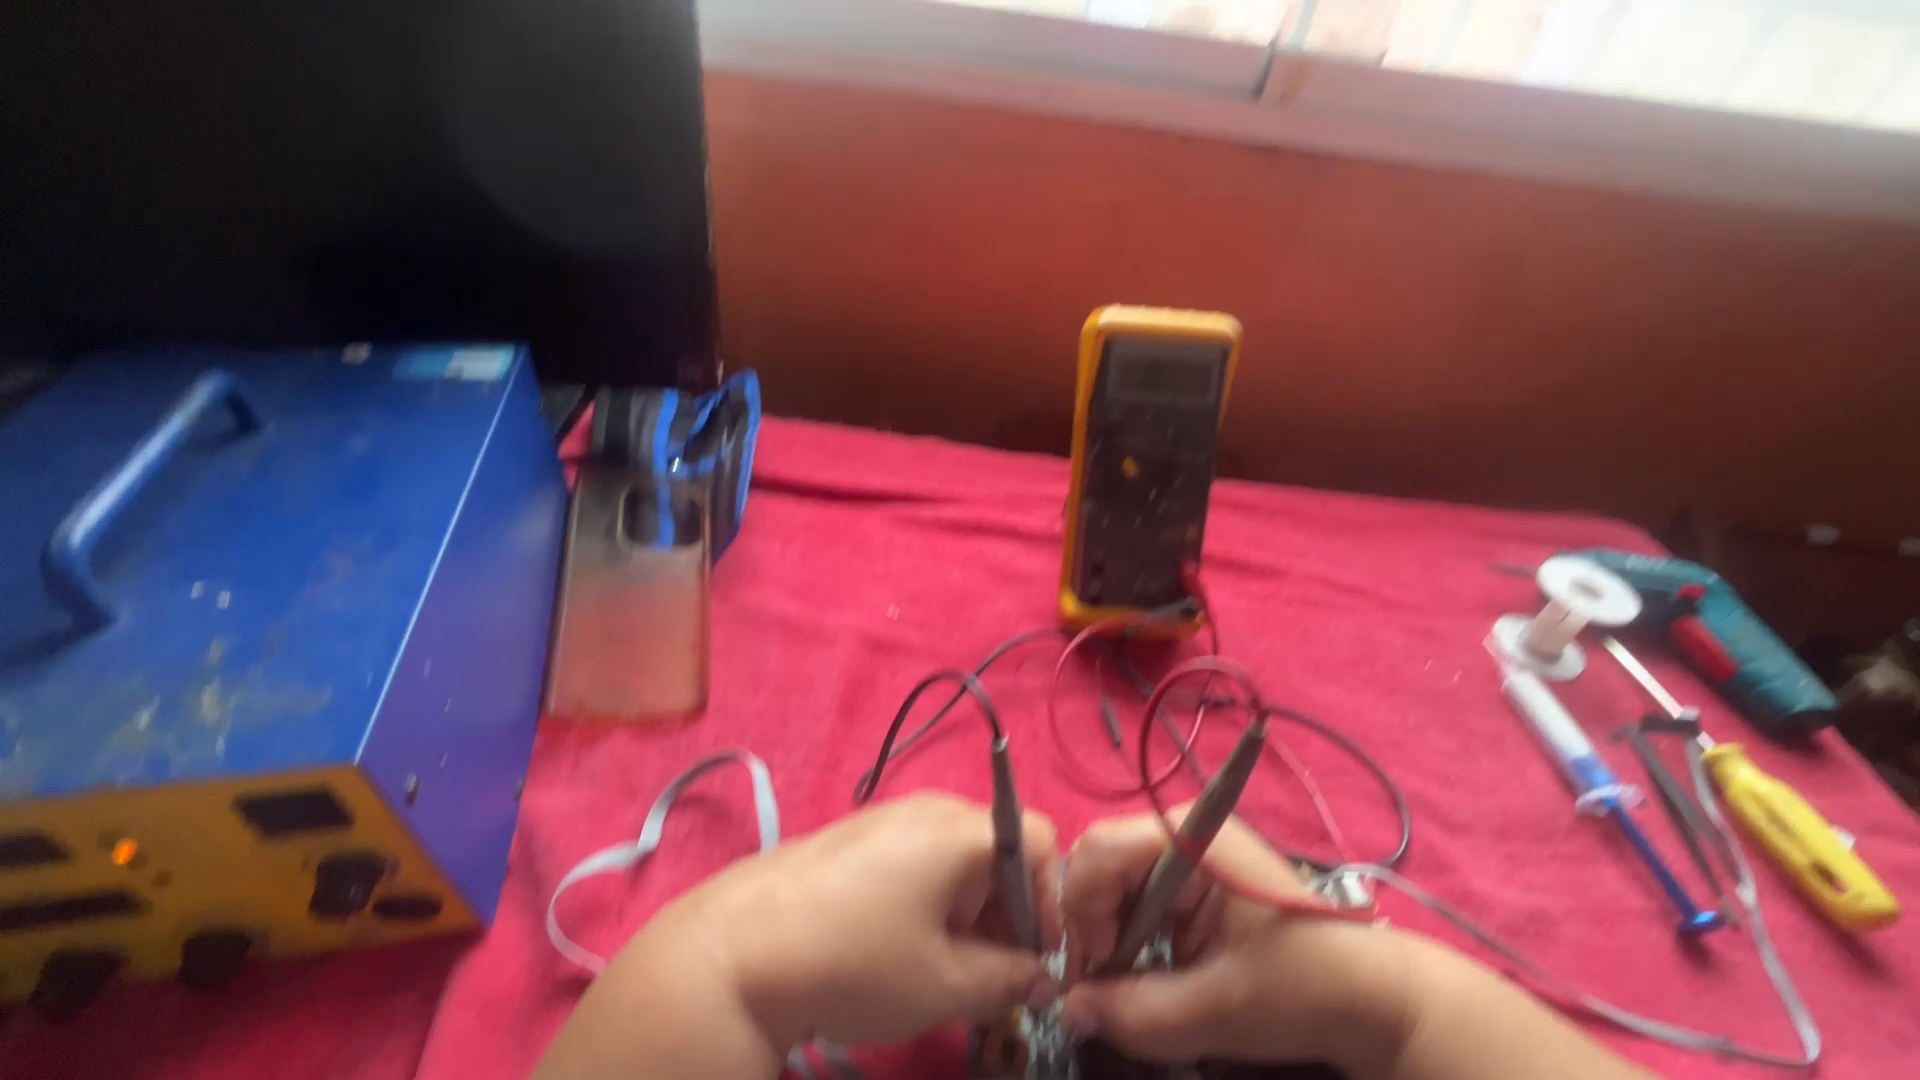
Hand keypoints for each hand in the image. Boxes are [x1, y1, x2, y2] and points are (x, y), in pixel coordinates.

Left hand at [643, 792, 1061, 1048]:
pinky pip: (917, 857)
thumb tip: (1044, 979)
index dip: (1051, 899)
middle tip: (994, 970)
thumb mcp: (946, 985)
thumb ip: (1012, 978)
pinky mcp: (855, 836)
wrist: (737, 950)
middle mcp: (928, 808)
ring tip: (945, 965)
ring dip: (970, 908)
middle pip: (998, 846)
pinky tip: (901, 943)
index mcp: (960, 829)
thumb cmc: (857, 962)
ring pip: (957, 855)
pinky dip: (931, 898)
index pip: (1040, 838)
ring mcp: (887, 818)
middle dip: (1009, 909)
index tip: (1037, 957)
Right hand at [1059, 807, 1413, 1070]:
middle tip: (1103, 985)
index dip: (1085, 910)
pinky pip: (1134, 899)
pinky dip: (1127, 938)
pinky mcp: (1190, 881)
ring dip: (1107, 936)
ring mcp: (1185, 853)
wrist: (1375, 999)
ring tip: (1125, 986)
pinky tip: (1145, 972)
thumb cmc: (1305, 990)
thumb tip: (1069, 1012)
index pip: (1100, 850)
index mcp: (1188, 835)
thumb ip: (1138, 1012)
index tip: (1102, 971)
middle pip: (1099, 863)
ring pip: (1111, 883)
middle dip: (1091, 925)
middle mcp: (1179, 830)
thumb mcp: (1218, 1011)